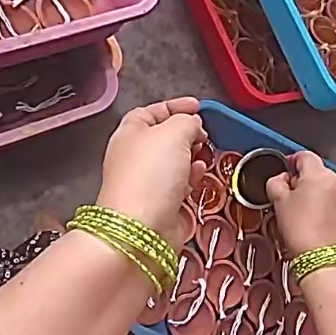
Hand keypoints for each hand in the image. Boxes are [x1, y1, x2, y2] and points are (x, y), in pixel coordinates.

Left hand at [95, 97, 205, 239]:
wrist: (142, 228)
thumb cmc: (151, 174)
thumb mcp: (174, 131)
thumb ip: (187, 121)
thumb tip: (193, 125)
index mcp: (130, 133)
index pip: (151, 111)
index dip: (175, 106)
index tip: (198, 107)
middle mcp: (135, 157)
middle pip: (164, 138)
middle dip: (187, 133)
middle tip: (204, 132)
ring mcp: (147, 183)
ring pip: (174, 162)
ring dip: (192, 156)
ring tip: (205, 153)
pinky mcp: (161, 205)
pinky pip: (180, 186)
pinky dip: (192, 178)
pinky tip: (199, 175)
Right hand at [266, 151, 335, 254]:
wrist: (324, 258)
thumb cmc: (301, 230)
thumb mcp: (278, 202)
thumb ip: (276, 182)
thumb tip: (281, 179)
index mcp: (318, 174)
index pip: (304, 156)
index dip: (291, 162)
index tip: (286, 170)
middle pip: (317, 172)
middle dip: (304, 181)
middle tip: (290, 198)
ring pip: (328, 186)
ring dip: (317, 193)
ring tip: (305, 212)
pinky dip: (328, 205)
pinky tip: (318, 220)